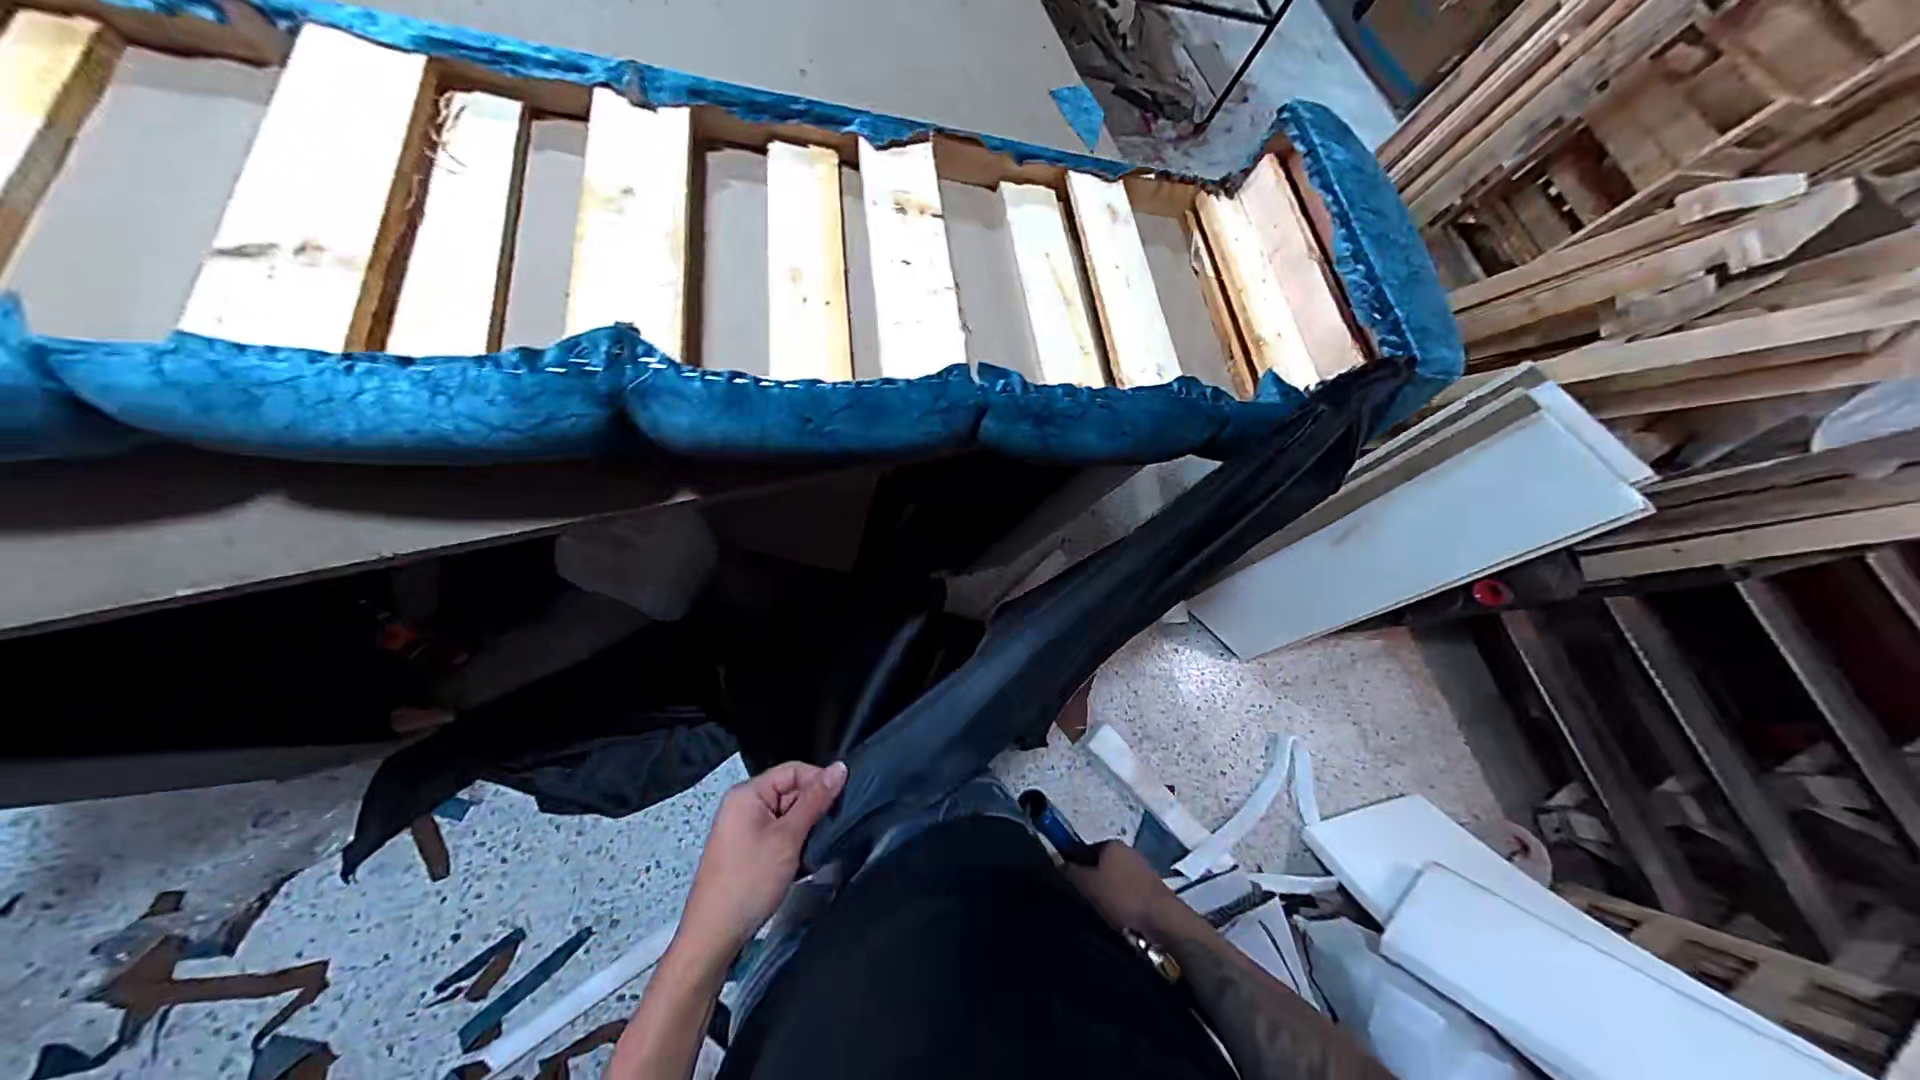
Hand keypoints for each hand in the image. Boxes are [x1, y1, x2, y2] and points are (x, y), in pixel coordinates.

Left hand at [673, 761, 847, 964]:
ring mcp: (743, 828)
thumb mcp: (788, 837)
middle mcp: (743, 805)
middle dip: (812, 808)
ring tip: (813, 849)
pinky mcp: (747, 849)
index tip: (841, 802)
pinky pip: (778, 833)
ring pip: (788, 814)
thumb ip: (816, 800)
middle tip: (829, 830)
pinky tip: (801, 862)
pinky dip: (793, 844)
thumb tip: (840, 768)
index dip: (819, 781)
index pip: (794, 770)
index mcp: (747, 793)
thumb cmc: (748, 883)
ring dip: (805, 829)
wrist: (714, 936)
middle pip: (791, 791)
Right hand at [1061, 841, 1202, 943]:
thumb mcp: (1087, 884)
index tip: (1065, 885)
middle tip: (1082, 902)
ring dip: (1104, 895)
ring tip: (1100, 914)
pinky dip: (1119, 904)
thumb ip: (1069, 871)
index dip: (1070, 866)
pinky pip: (1126, 894)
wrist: (1164, 921)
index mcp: (1110, 844)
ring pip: (1112, 881)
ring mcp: (1141, 870)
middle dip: (1088, 882)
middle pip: (1097, 865)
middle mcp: (1126, 852)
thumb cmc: (1122, 897)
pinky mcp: (1151, 889)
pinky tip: (1117, 920)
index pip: (1081, 850)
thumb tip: (1057, 860)